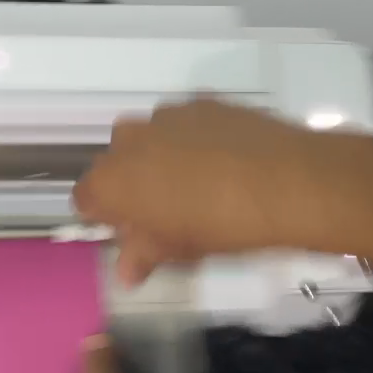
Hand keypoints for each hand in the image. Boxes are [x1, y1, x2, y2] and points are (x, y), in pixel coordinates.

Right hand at [74, 99, 372, 283]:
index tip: (133, 231)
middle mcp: (130, 139)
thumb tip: (127, 272)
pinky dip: (195, 139)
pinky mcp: (204, 101)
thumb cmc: (221, 226)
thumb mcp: (179, 251)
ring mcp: (168, 115)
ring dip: (164, 158)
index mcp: (113, 180)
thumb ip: (144, 255)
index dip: (107, 216)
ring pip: (152, 138)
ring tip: (201, 185)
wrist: (286, 181)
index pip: (86, 197)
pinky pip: (186, 123)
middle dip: (135, 183)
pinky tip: (225, 161)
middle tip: (168, 211)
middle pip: (118, 163)